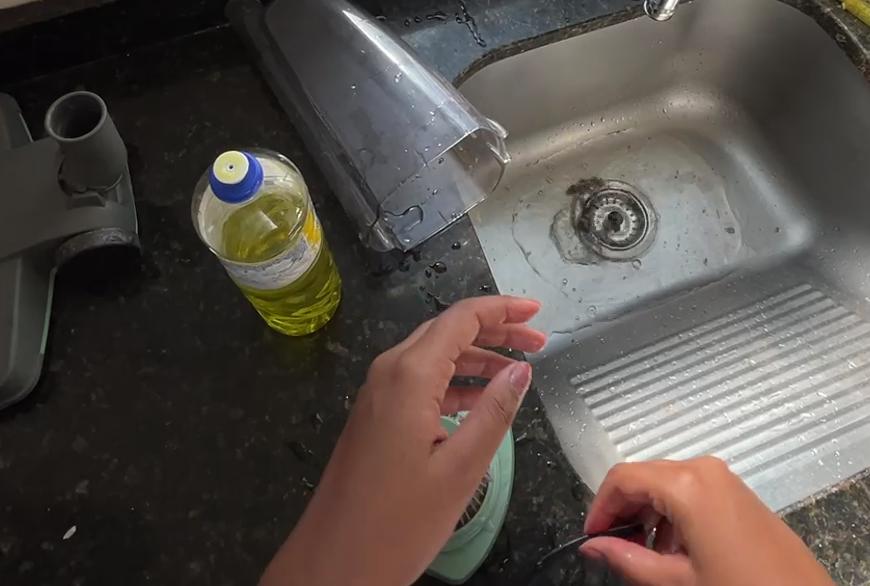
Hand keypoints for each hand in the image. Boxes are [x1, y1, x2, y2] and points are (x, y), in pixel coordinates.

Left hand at [261, 296, 545, 585]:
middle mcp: (390, 370)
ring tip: (519, 367)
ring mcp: (379, 390)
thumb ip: (495, 412)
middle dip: (495, 330)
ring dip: (477, 356)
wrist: (332, 564)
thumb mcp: (460, 469)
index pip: (461, 319)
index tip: (536, 310)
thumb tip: (521, 369)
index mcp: (410, 373)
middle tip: (537, 340)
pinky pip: (421, 380)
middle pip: (449, 331)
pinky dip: (455, 381)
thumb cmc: (398, 521)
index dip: (502, 309)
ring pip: (435, 355)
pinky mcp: (376, 412)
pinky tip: (481, 398)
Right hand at [580, 458, 834, 585]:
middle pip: (645, 476)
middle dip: (625, 510)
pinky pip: (694, 492)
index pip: (624, 478)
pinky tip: (676, 553)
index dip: (600, 506)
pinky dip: (674, 515)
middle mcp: (705, 468)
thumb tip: (593, 546)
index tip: (590, 538)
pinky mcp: (741, 494)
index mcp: (687, 483)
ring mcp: (726, 479)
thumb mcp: (679, 583)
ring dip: (649, 515)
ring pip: (668, 484)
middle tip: (613, 549)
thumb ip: (629, 560)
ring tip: (645, 558)